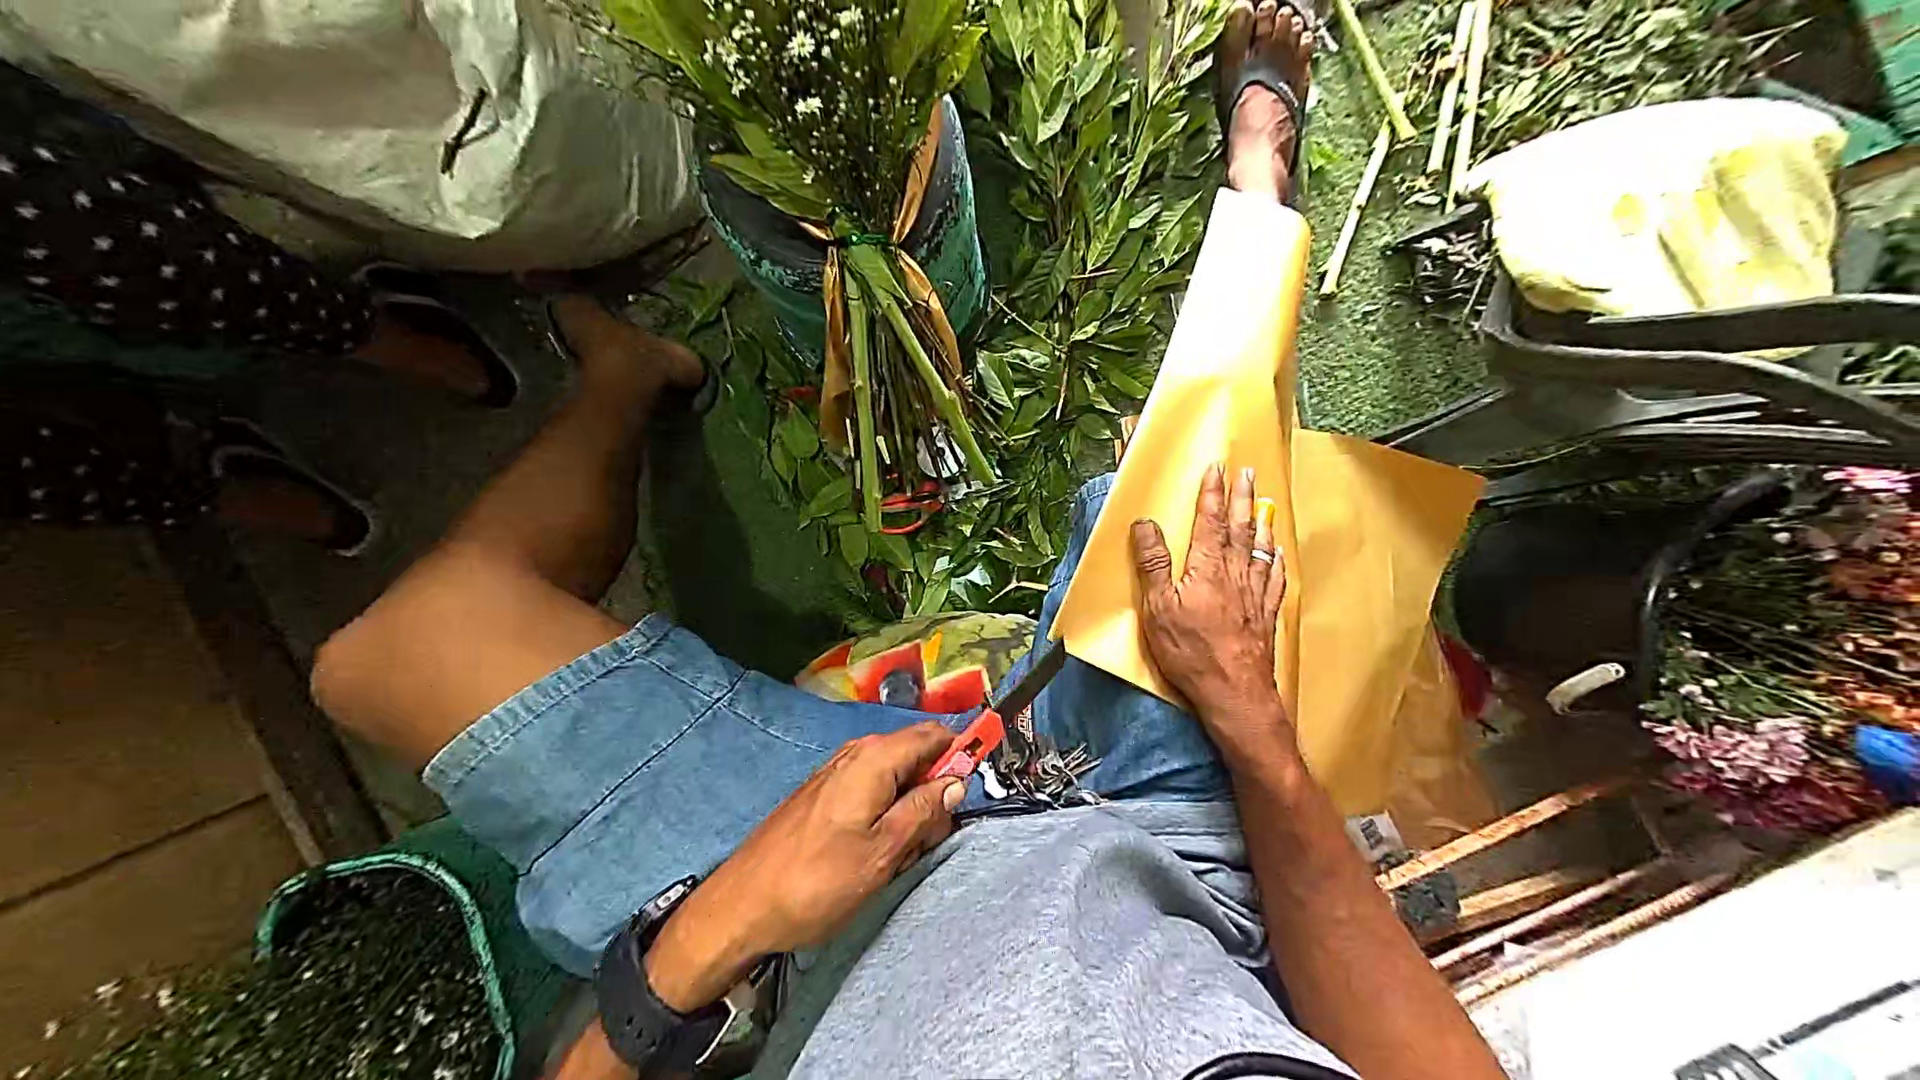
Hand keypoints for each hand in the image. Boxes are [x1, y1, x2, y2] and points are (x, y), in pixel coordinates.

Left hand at [643, 723, 962, 1010]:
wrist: (740, 906)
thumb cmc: (815, 881)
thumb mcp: (882, 852)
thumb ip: (923, 810)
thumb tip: (956, 781)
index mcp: (874, 757)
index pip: (935, 735)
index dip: (960, 757)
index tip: (966, 797)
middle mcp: (857, 752)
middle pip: (917, 756)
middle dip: (932, 792)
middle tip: (923, 840)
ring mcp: (838, 770)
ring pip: (896, 776)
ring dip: (908, 809)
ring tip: (893, 854)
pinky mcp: (825, 792)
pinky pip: (872, 789)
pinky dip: (884, 814)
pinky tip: (871, 852)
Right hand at [1131, 463, 1294, 763]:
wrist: (1234, 692)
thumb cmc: (1190, 650)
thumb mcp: (1158, 607)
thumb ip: (1153, 564)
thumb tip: (1145, 525)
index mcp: (1207, 568)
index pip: (1209, 521)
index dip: (1211, 493)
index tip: (1215, 468)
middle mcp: (1235, 573)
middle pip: (1240, 528)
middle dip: (1241, 497)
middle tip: (1246, 472)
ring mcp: (1254, 594)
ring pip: (1261, 548)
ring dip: (1261, 522)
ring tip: (1265, 502)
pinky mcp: (1265, 615)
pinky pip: (1274, 579)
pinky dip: (1277, 561)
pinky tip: (1279, 553)